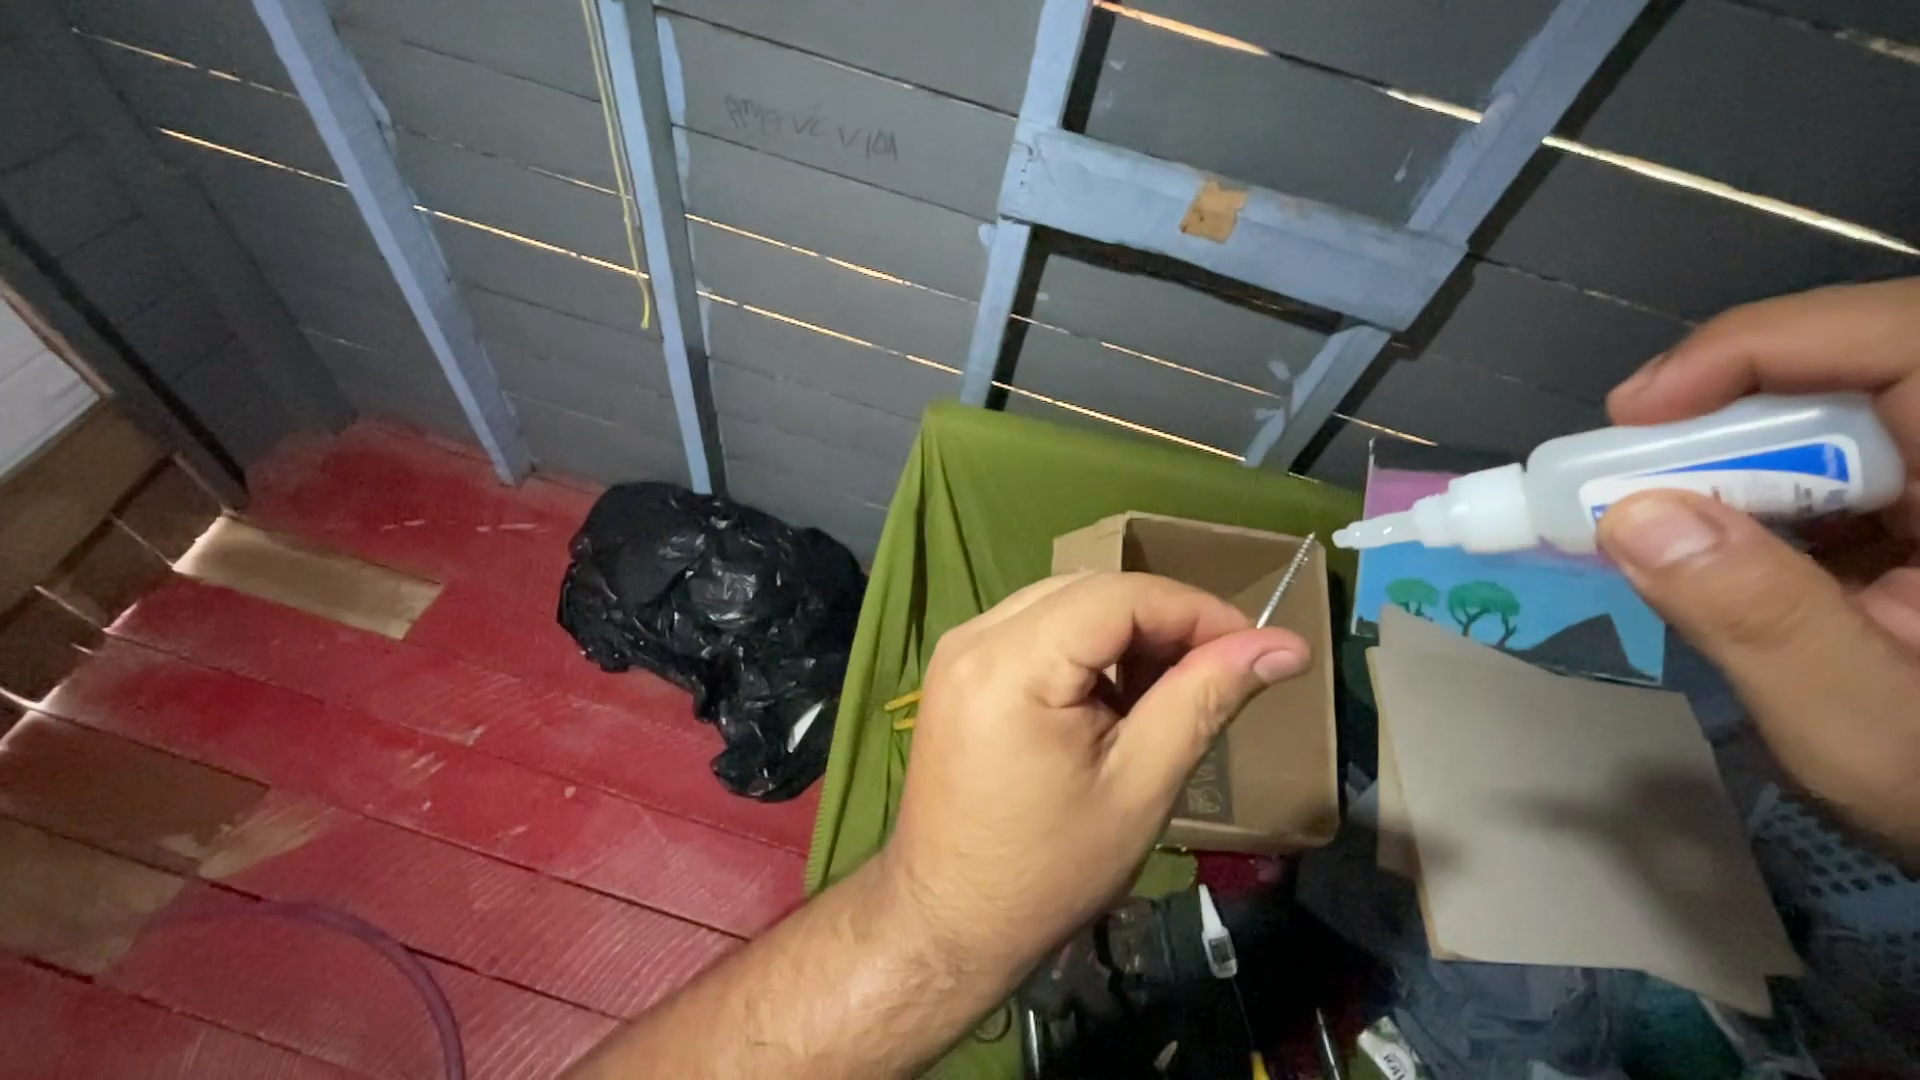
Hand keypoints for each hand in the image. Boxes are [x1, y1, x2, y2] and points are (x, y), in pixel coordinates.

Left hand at [876, 571, 1308, 978]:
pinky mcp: (958, 669)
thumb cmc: (1049, 869)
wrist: (951, 919)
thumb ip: (1206, 698)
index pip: (1119, 594)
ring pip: (1063, 603)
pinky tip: (1115, 693)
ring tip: (1171, 686)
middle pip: (1089, 590)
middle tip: (1219, 667)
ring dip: (1125, 630)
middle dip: (1163, 618)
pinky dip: (1085, 646)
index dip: (1195, 609)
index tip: (1256, 645)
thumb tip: (1284, 645)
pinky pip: (1034, 628)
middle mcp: (974, 637)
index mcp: (1010, 663)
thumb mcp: (1141, 785)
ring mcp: (958, 650)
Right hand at [1596, 278, 1919, 860]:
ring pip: (1827, 416)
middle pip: (1852, 372)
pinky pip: (1825, 464)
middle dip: (1716, 417)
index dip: (1757, 349)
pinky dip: (1742, 494)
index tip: (1635, 411)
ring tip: (1647, 523)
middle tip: (1618, 479)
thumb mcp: (1860, 731)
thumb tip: (1634, 517)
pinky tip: (1707, 547)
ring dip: (1718, 462)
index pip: (1903, 344)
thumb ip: (1761, 621)